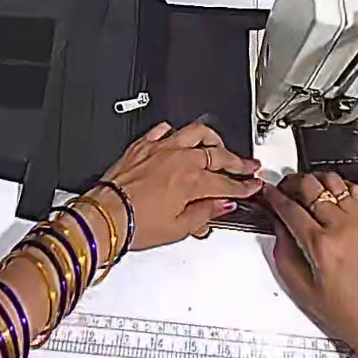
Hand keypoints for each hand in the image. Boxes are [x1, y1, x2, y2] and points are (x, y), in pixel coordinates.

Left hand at [102, 122, 261, 249]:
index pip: (227, 183)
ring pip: (196, 132)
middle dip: (238, 161)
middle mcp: (180, 159)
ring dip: (213, 138)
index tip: (253, 185)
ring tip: (220, 145)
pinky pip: (165, 129)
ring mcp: (162, 148)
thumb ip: (205, 213)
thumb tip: (222, 205)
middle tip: (248, 165)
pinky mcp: (144, 145)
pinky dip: (176, 132)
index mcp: (193, 181)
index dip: (244, 185)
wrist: (104, 215)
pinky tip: (180, 137)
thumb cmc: (135, 223)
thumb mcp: (178, 228)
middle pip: (219, 155)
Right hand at [262, 173, 357, 357]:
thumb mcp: (302, 289)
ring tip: (303, 188)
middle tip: (281, 189)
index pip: (290, 207)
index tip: (267, 193)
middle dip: (289, 183)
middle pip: (309, 185)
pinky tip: (329, 193)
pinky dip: (337, 185)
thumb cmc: (348, 312)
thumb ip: (284, 253)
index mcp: (322, 245)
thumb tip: (277, 228)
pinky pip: (353, 188)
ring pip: (332, 179)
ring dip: (313, 180)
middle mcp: (342, 227)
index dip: (273, 196)